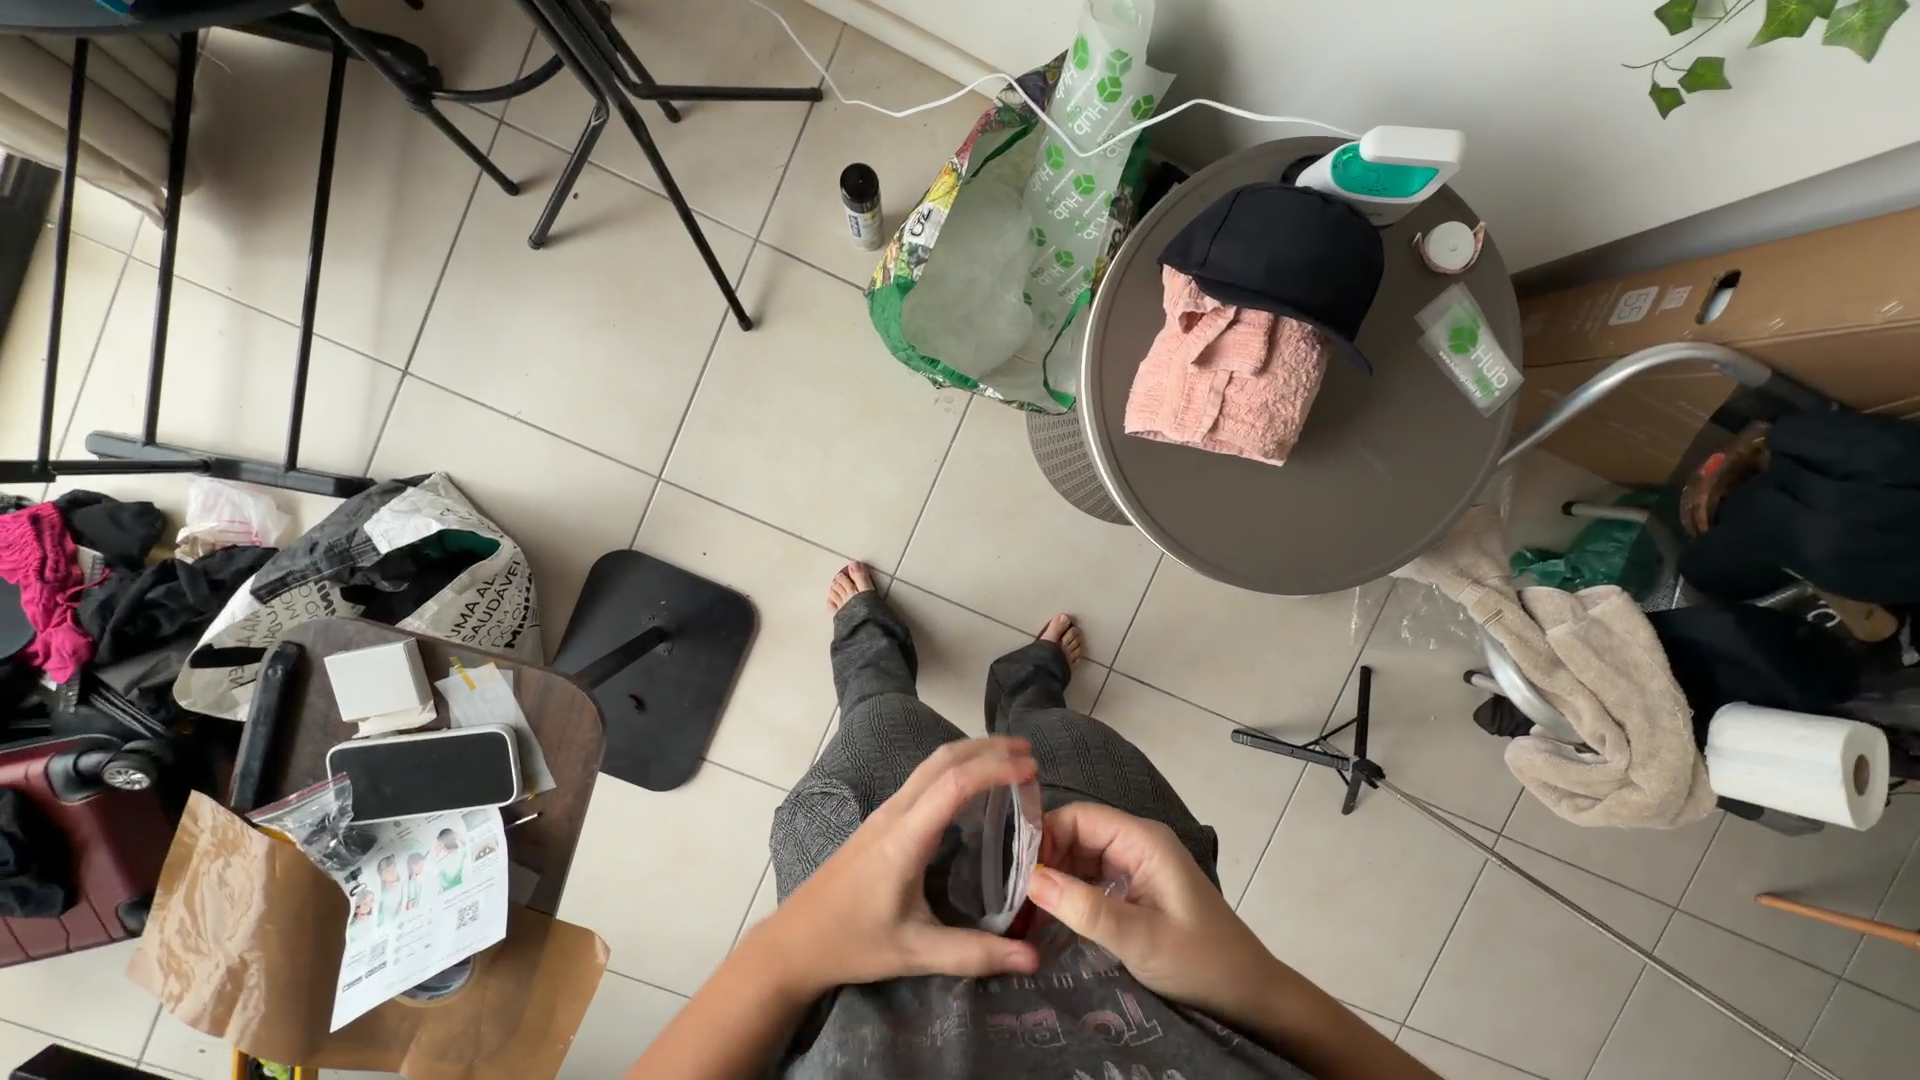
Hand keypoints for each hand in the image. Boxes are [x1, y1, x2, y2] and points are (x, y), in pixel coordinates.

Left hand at [750, 737, 1042, 998]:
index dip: (994, 768)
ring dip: (970, 754)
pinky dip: (954, 769)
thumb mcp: (915, 953)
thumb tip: (1032, 958)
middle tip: (1029, 753)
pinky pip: (922, 780)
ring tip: (1009, 761)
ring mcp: (883, 814)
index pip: (954, 784)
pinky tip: (972, 788)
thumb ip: (974, 954)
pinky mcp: (879, 821)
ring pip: (930, 765)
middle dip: (987, 748)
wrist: (793, 941)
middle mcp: (893, 814)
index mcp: (904, 839)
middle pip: (942, 760)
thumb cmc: (853, 944)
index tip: (1031, 768)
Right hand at [1026, 801, 1282, 1028]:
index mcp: (1143, 840)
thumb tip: (1031, 880)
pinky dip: (1068, 894)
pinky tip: (1046, 916)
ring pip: (1080, 858)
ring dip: (1053, 878)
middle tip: (1011, 894)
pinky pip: (1090, 880)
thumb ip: (1085, 908)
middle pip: (1076, 834)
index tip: (1014, 871)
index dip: (1044, 836)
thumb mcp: (1140, 938)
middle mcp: (1137, 844)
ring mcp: (1136, 867)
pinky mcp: (1134, 891)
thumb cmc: (1201, 962)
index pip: (1079, 817)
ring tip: (1020, 906)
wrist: (1249, 997)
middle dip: (1044, 859)